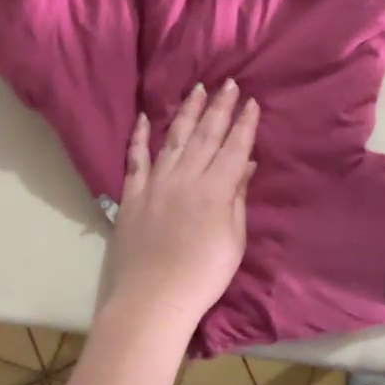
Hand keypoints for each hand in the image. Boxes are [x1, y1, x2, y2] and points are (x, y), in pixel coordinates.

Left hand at [99, 80, 259, 330]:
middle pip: (206, 135)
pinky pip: (136, 159)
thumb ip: (237, 199)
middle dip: (219, 107)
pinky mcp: (132, 195)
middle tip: (228, 83)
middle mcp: (185, 178)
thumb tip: (244, 164)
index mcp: (215, 190)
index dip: (244, 123)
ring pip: (174, 139)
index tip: (251, 101)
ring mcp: (156, 184)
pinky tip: (145, 118)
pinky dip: (140, 137)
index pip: (233, 147)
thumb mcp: (233, 240)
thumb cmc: (203, 276)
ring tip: (197, 90)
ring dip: (187, 112)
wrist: (152, 300)